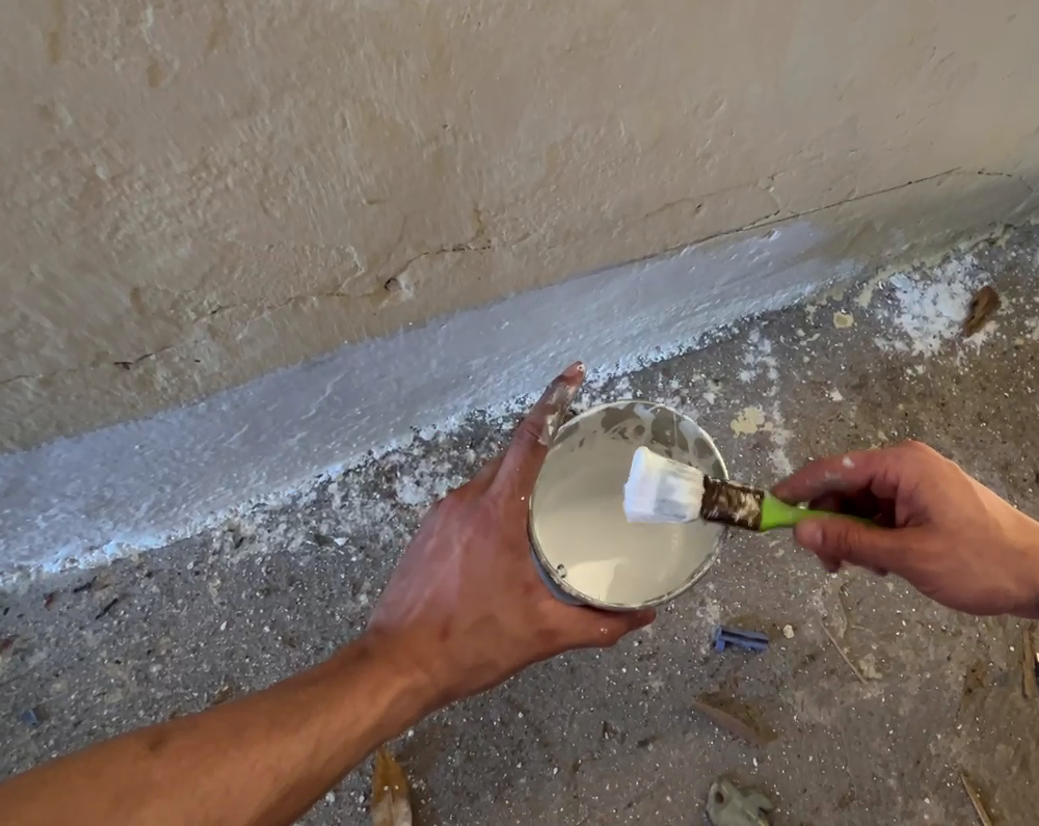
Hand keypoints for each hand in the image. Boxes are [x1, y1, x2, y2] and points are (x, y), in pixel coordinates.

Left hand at [367, 363, 653, 708]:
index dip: (554, 400)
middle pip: (511, 452)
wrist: (395, 664)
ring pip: (489, 478)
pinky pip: (470, 499)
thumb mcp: (542, 635)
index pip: (530, 439)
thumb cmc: (470, 642)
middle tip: (578, 444)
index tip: (573, 373)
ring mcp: (442, 513)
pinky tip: (509, 531)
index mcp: (497, 511)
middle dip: (544, 441)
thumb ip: (598, 623)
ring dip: (518, 479)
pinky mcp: (428, 530)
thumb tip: (642, 617)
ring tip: (549, 496)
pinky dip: (495, 501)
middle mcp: (467, 500)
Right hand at [771, 440, 1038, 617]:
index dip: (800, 488)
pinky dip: (876, 536)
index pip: (836, 468)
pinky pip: (885, 512)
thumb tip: (800, 532)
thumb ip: (850, 541)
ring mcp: (919, 483)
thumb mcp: (908, 556)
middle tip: (827, 563)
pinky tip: (884, 562)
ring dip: (855, 533)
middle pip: (848, 485)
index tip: (770, 506)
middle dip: (831, 520)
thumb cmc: (978, 562)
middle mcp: (907, 465)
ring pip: (865, 503)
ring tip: (865, 568)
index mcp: (903, 464)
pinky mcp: (928, 501)